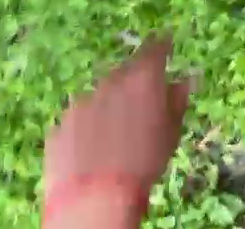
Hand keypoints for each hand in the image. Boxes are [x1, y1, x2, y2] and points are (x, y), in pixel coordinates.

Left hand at [45, 35, 192, 226]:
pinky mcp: (60, 125)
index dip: (162, 45)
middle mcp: (111, 81)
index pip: (155, 47)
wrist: (94, 200)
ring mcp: (82, 102)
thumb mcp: (172, 131)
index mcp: (143, 77)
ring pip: (101, 95)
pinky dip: (88, 125)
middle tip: (142, 103)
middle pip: (126, 71)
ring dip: (110, 104)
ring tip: (116, 132)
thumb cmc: (145, 161)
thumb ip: (177, 99)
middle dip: (134, 81)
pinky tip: (93, 147)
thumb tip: (183, 79)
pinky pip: (80, 118)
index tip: (167, 44)